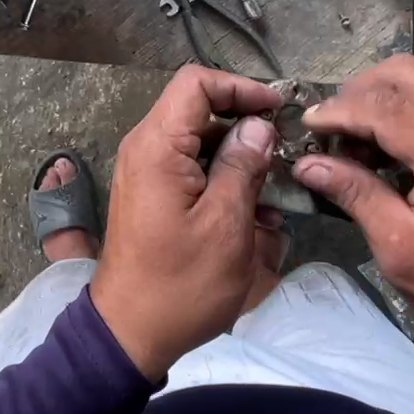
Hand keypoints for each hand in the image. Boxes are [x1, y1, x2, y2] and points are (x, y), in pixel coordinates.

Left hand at [89, 66, 281, 378]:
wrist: (130, 331)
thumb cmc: (180, 283)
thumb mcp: (225, 226)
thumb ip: (243, 166)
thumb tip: (259, 125)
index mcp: (157, 144)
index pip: (195, 83)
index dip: (239, 86)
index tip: (276, 109)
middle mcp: (145, 145)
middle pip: (197, 108)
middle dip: (243, 123)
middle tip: (283, 150)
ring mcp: (146, 168)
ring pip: (198, 139)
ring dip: (237, 156)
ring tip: (274, 189)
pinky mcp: (152, 190)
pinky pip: (190, 165)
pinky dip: (222, 177)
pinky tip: (253, 210)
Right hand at [291, 54, 413, 377]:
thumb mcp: (402, 251)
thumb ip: (354, 194)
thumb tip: (306, 163)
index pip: (386, 108)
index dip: (338, 112)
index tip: (305, 128)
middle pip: (406, 74)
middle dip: (358, 95)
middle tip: (332, 132)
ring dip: (380, 103)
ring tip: (356, 146)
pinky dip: (404, 115)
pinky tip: (386, 152)